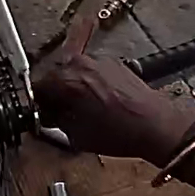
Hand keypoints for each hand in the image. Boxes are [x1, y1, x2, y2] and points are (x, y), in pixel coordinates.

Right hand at [34, 15, 194, 162]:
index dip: (38, 101)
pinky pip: (93, 71)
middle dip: (56, 92)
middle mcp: (81, 64)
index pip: (39, 85)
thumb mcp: (76, 134)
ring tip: (84, 109)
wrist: (155, 127)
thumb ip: (55, 119)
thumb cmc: (119, 133)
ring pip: (76, 72)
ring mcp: (100, 61)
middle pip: (57, 75)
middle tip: (60, 112)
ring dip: (74, 87)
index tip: (42, 111)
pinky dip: (91, 83)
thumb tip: (49, 114)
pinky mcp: (115, 63)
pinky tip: (100, 102)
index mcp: (67, 80)